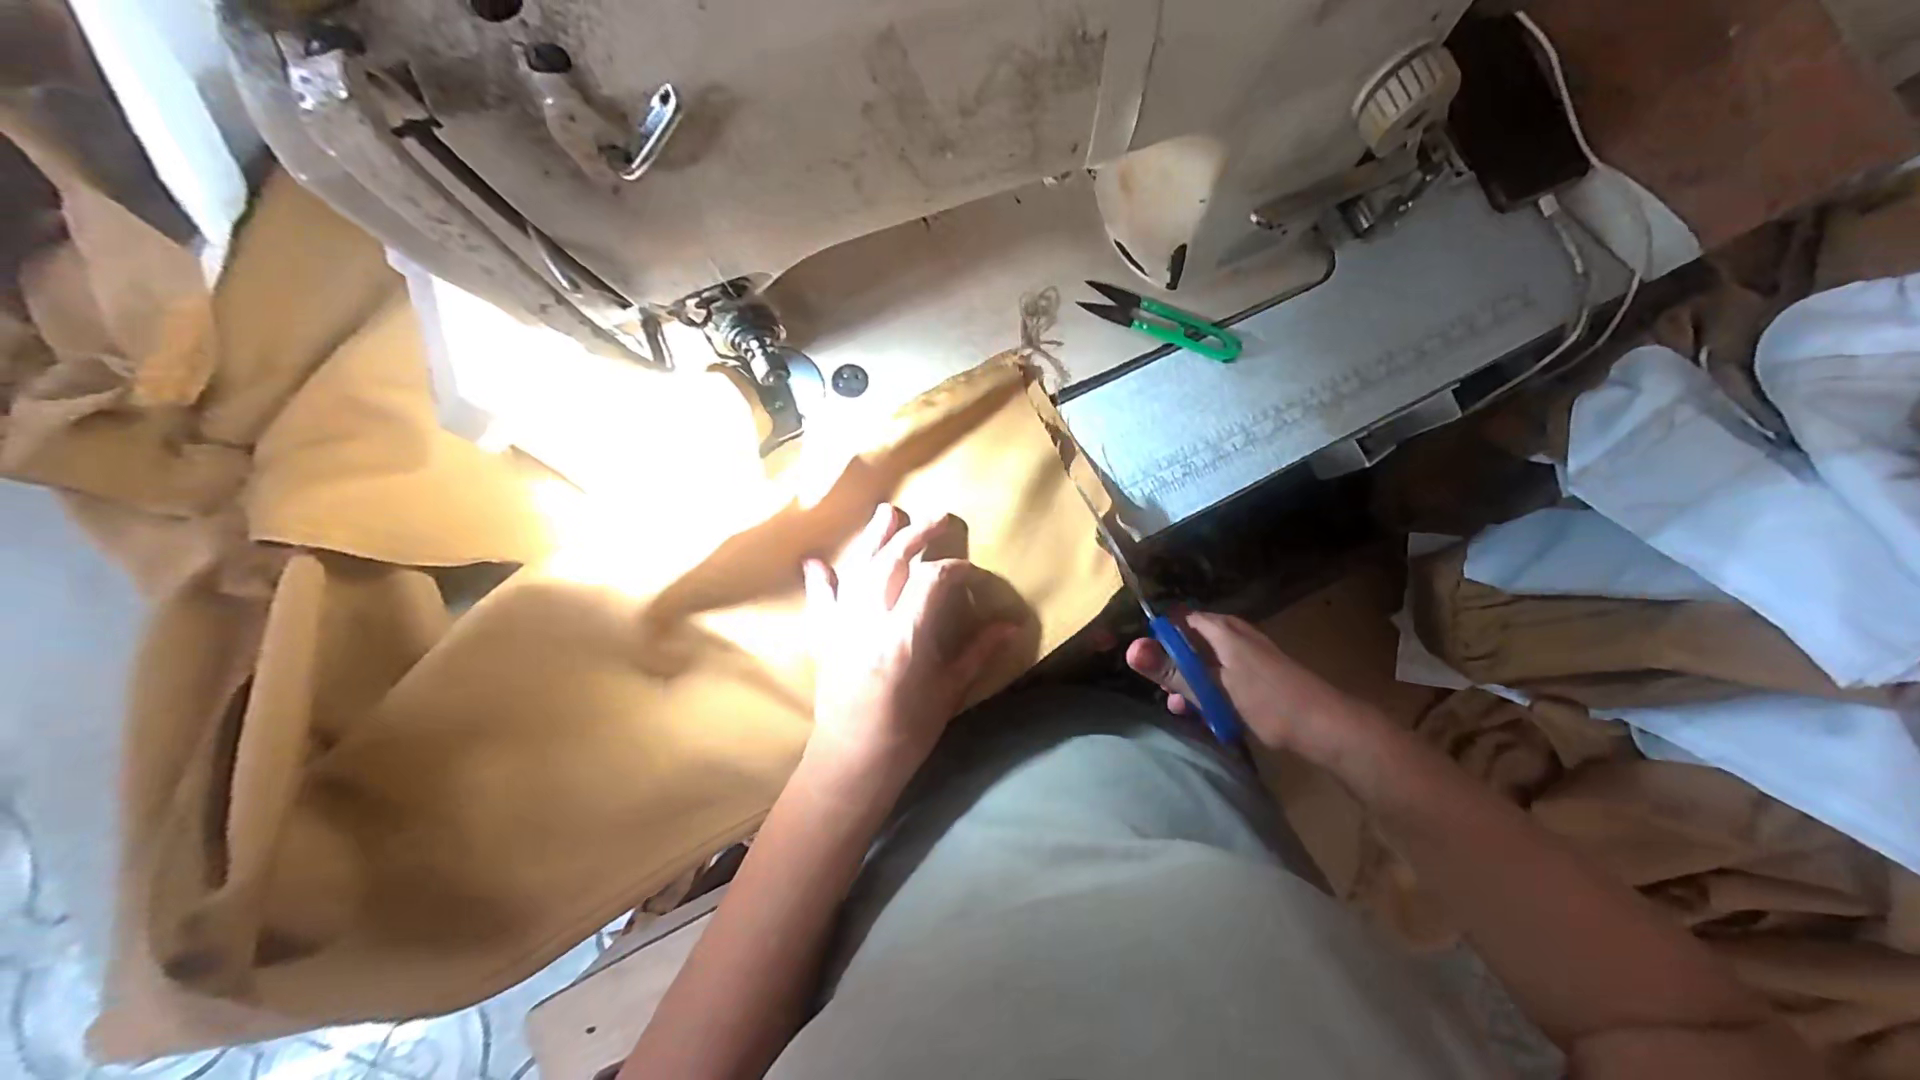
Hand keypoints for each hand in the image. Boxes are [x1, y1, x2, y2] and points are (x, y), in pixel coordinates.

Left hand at [802, 504, 1018, 785]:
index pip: (932, 581)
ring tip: (890, 512)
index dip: (955, 569)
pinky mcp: (823, 637)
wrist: (852, 761)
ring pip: (859, 570)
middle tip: (940, 518)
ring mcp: (842, 626)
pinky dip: (821, 579)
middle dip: (918, 535)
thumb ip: (978, 652)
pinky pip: (821, 599)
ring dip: (875, 539)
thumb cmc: (909, 731)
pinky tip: (817, 561)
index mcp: (905, 639)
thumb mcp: (950, 692)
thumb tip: (1012, 625)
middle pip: (893, 562)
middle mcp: (870, 623)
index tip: (971, 573)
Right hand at [1125, 611, 1386, 762]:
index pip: (1177, 618)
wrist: (1327, 727)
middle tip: (1164, 692)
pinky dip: (1210, 690)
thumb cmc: (1268, 702)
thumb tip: (1131, 649)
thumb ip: (1173, 670)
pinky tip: (1206, 713)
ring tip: (1182, 709)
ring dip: (1190, 683)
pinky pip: (1221, 674)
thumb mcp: (1214, 688)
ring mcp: (1247, 653)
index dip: (1158, 637)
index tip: (1146, 663)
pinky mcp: (1256, 674)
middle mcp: (1233, 634)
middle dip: (1173, 665)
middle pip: (1189, 640)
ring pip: (1204, 661)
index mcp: (1222, 629)